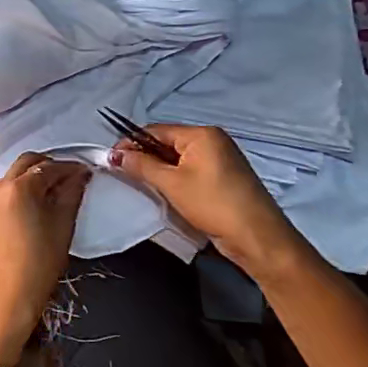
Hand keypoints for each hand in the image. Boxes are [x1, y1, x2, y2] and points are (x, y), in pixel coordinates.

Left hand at [0, 152, 90, 340]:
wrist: (15, 287)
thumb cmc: (40, 258)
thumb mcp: (63, 221)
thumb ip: (72, 192)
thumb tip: (79, 176)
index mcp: (19, 187)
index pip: (49, 167)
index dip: (70, 168)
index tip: (85, 172)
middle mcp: (1, 187)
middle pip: (29, 162)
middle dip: (52, 166)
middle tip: (73, 177)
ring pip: (18, 173)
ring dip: (38, 175)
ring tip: (61, 189)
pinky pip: (11, 187)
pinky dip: (27, 186)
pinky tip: (44, 199)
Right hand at [108, 124, 308, 278]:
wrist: (256, 236)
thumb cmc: (212, 204)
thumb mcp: (171, 183)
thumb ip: (141, 165)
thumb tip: (114, 154)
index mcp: (202, 134)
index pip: (156, 130)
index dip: (131, 142)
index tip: (111, 159)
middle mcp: (213, 140)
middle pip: (167, 142)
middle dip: (144, 156)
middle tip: (122, 173)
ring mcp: (221, 158)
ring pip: (178, 157)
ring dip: (158, 168)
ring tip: (140, 183)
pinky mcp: (223, 176)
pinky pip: (190, 169)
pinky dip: (174, 177)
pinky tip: (164, 190)